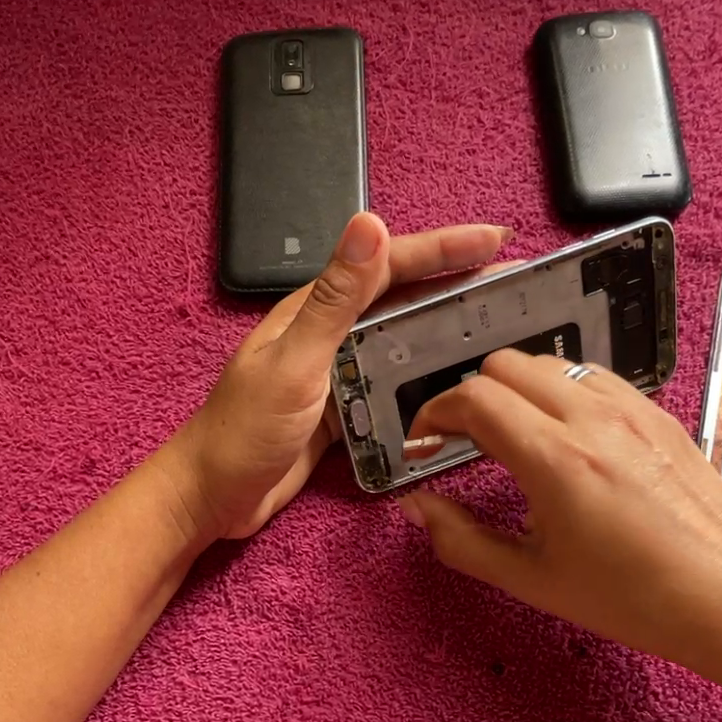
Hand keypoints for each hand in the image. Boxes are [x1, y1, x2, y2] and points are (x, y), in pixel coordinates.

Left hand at [164, 213, 512, 539]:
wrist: (212, 496)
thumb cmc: (243, 430)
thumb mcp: (294, 362)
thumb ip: (334, 300)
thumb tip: (370, 225)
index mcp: (313, 312)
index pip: (386, 265)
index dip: (441, 249)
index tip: (494, 240)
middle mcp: (325, 336)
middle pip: (399, 301)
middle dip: (452, 288)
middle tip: (510, 288)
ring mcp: (332, 376)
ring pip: (396, 344)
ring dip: (440, 334)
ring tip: (492, 333)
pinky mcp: (337, 413)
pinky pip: (386, 388)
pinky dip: (418, 382)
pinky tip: (449, 389)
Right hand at [397, 350, 721, 684]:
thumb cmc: (630, 598)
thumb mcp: (530, 579)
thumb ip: (460, 540)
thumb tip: (415, 507)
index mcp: (556, 459)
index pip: (473, 399)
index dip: (432, 415)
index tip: (421, 445)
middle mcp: (592, 417)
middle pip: (503, 365)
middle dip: (467, 398)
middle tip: (458, 443)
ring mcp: (631, 409)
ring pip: (547, 364)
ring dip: (513, 391)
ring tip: (508, 439)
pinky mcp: (657, 414)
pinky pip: (590, 379)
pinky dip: (556, 394)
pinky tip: (561, 439)